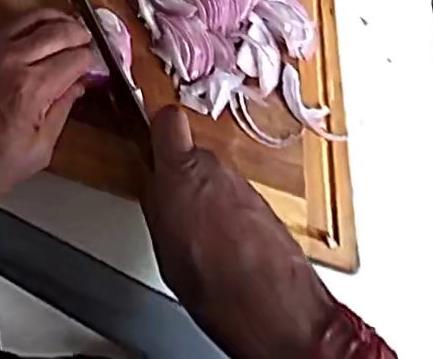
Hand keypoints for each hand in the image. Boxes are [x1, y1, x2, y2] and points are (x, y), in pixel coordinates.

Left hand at [0, 10, 93, 219]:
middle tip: (90, 41)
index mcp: (30, 90)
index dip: (91, 59)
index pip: (74, 58)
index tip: (98, 64)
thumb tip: (79, 84)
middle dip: (79, 34)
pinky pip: (11, 24)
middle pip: (58, 30)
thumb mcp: (38, 149)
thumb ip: (62, 109)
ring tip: (72, 28)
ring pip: (34, 18)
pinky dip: (32, 23)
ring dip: (57, 20)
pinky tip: (41, 33)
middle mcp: (11, 62)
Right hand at [143, 107, 341, 358]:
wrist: (279, 315)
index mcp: (181, 171)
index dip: (159, 126)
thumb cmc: (218, 286)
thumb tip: (153, 189)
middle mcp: (215, 169)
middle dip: (183, 174)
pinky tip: (226, 249)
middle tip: (174, 204)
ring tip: (202, 237)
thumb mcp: (164, 247)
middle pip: (192, 152)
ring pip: (215, 177)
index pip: (168, 118)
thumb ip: (156, 204)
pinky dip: (229, 215)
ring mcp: (242, 185)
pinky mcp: (264, 204)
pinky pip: (236, 198)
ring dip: (208, 197)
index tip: (152, 142)